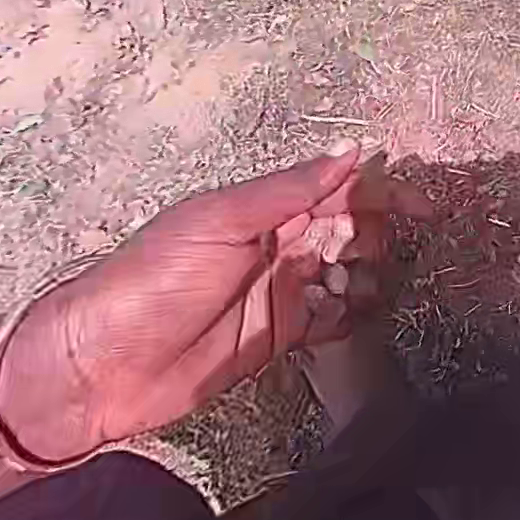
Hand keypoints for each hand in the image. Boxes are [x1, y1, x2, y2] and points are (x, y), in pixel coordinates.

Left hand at [0, 146, 430, 461]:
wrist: (96, 369)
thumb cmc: (156, 280)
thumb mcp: (221, 220)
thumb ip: (292, 187)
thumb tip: (355, 150)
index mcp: (273, 210)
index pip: (344, 190)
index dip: (385, 195)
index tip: (423, 210)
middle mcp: (288, 244)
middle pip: (357, 230)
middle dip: (372, 239)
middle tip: (354, 257)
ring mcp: (289, 288)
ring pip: (354, 274)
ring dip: (365, 280)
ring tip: (342, 292)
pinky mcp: (287, 332)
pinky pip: (337, 318)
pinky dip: (350, 316)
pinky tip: (339, 319)